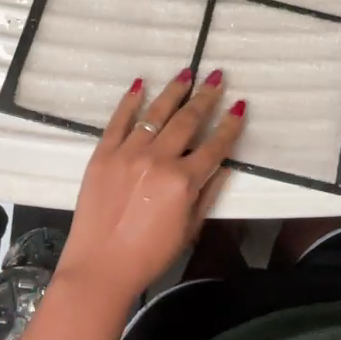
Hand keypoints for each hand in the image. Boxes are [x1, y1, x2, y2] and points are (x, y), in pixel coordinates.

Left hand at [57, 69, 246, 307]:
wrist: (100, 266)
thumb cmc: (150, 255)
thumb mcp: (190, 228)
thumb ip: (208, 194)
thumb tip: (224, 166)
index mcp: (184, 181)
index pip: (215, 145)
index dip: (231, 124)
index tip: (240, 104)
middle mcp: (158, 159)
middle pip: (188, 120)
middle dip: (206, 96)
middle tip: (217, 76)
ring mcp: (128, 153)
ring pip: (155, 113)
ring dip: (174, 90)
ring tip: (187, 72)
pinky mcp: (103, 154)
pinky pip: (118, 120)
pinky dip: (130, 101)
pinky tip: (140, 84)